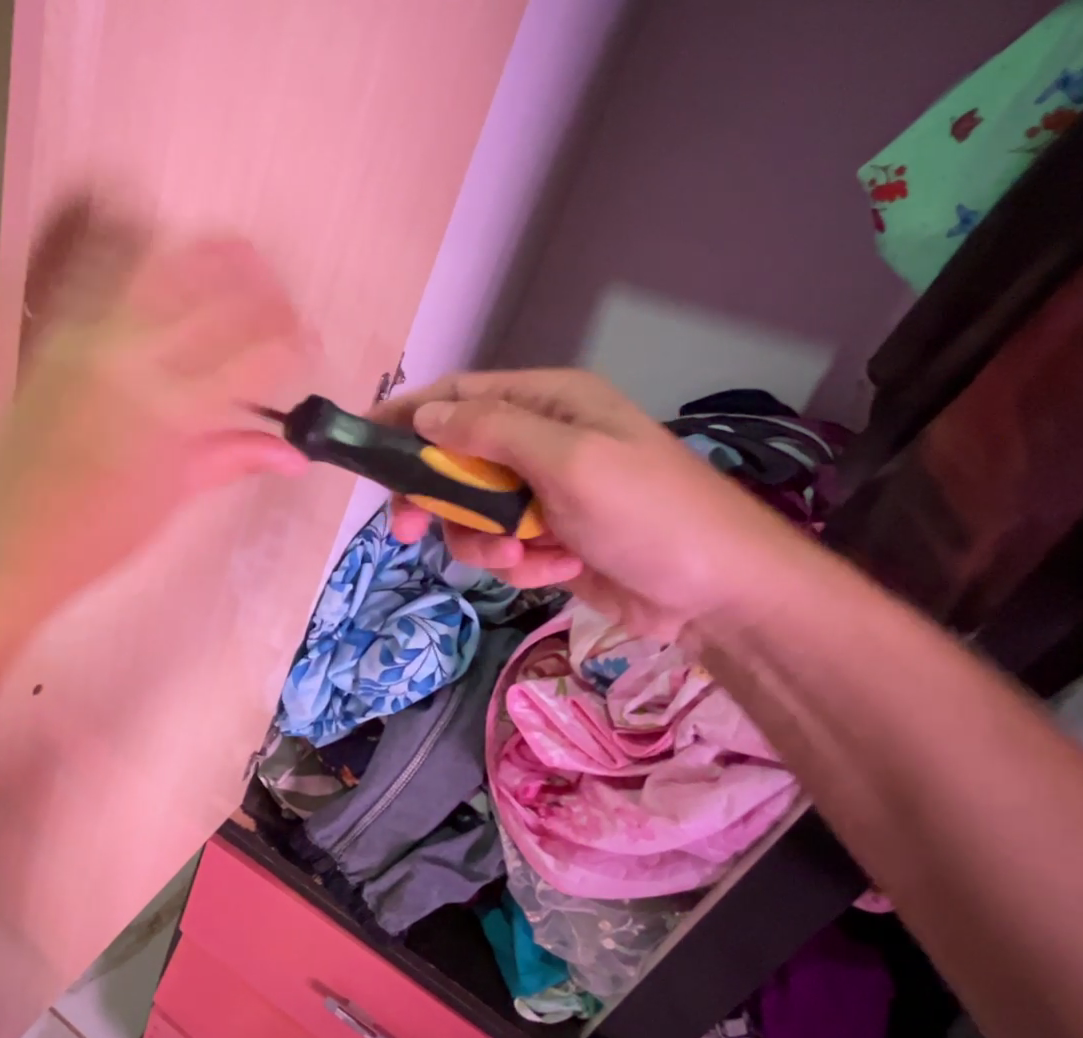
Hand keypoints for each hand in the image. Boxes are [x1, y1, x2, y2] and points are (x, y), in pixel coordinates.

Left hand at [0, 209, 307, 608]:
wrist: (4, 544)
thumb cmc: (96, 538)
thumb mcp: (173, 496)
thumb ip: (233, 456)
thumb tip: (295, 456)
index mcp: (169, 410)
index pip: (256, 356)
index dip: (295, 345)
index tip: (310, 348)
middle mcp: (132, 358)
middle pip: (217, 290)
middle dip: (264, 290)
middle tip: (281, 308)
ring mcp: (87, 340)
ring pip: (163, 265)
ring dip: (212, 260)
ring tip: (239, 270)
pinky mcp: (56, 336)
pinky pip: (108, 277)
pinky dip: (149, 266)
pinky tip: (170, 278)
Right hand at [371, 369, 807, 638]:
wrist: (719, 596)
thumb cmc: (649, 514)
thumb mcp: (568, 462)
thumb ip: (490, 431)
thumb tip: (423, 412)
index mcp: (549, 404)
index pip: (458, 396)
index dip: (407, 416)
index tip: (363, 446)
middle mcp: (541, 441)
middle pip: (453, 460)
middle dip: (435, 497)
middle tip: (407, 531)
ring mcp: (545, 492)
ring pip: (470, 511)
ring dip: (484, 541)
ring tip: (524, 559)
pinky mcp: (549, 537)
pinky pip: (500, 546)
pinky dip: (519, 563)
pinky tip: (558, 570)